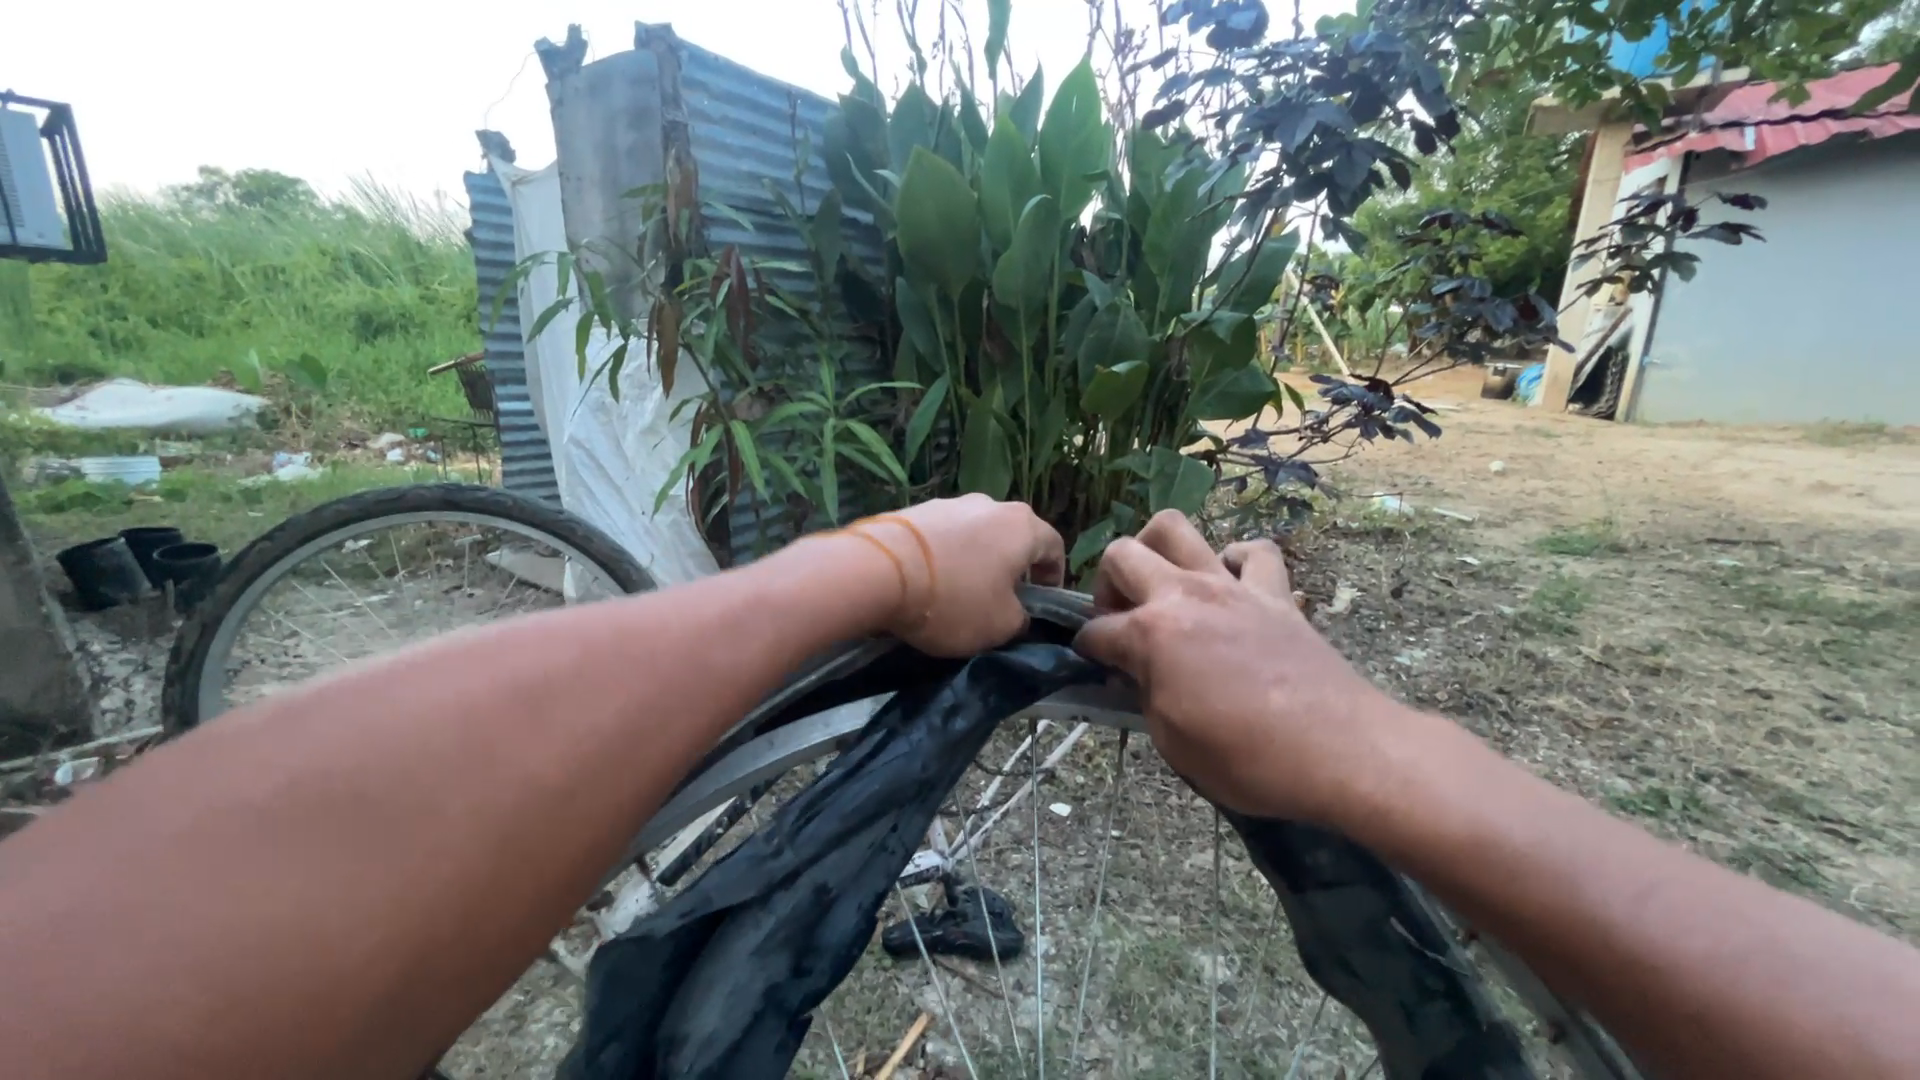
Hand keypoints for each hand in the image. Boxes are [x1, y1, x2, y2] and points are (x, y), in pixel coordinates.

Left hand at [852, 495, 1064, 656]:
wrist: (878, 572)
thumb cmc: (953, 599)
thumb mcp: (1001, 625)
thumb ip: (1021, 618)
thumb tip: (1017, 612)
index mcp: (1023, 526)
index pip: (1054, 547)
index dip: (1053, 577)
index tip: (1041, 602)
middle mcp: (990, 504)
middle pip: (1013, 536)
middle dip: (1012, 567)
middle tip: (1002, 598)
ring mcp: (949, 502)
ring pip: (976, 534)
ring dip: (976, 559)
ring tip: (960, 590)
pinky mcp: (914, 510)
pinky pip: (942, 536)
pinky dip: (944, 556)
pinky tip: (929, 580)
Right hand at [1074, 510, 1409, 821]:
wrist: (1340, 752)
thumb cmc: (1245, 759)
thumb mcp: (1170, 741)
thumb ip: (1143, 694)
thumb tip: (1136, 673)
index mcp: (1150, 634)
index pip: (1096, 631)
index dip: (1087, 650)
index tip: (1095, 665)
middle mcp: (1184, 595)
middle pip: (1121, 554)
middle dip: (1107, 584)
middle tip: (1122, 619)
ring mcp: (1231, 587)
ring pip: (1176, 528)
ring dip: (1158, 551)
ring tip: (1166, 588)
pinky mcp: (1275, 594)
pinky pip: (1256, 553)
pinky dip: (1238, 561)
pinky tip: (1232, 586)